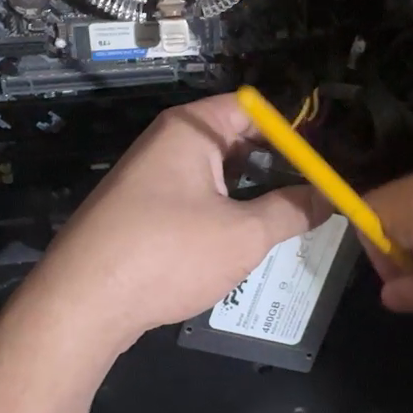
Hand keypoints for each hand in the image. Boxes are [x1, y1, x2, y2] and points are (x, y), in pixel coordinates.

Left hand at [13, 93, 316, 351]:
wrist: (81, 305)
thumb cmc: (168, 254)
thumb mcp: (243, 235)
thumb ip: (292, 211)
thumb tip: (331, 197)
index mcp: (191, 129)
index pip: (253, 108)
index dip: (293, 130)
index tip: (325, 160)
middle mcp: (167, 141)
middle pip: (234, 137)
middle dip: (276, 162)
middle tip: (316, 190)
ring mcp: (149, 175)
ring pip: (215, 171)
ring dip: (251, 190)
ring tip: (289, 216)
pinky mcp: (139, 208)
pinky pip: (193, 194)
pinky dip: (223, 208)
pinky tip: (241, 237)